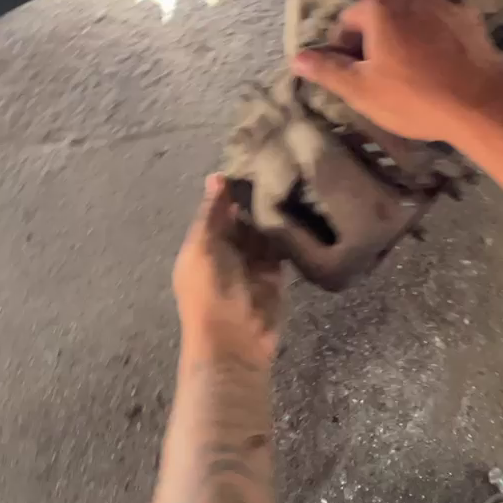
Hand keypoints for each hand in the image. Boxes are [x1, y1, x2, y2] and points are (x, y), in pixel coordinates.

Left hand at [173, 175, 284, 366]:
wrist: (234, 343)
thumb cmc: (209, 291)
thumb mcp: (202, 248)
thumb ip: (211, 213)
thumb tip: (216, 175)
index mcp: (202, 244)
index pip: (217, 209)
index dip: (230, 188)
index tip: (251, 160)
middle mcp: (226, 250)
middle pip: (242, 217)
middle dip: (254, 198)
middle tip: (277, 166)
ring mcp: (251, 263)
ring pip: (263, 230)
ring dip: (272, 214)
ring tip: (292, 180)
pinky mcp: (275, 274)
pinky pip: (281, 247)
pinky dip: (287, 232)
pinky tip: (300, 207)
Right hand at [291, 0, 502, 142]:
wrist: (482, 105)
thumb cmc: (413, 97)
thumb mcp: (361, 90)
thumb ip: (327, 69)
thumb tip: (297, 57)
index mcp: (380, 7)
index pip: (348, 22)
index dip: (346, 50)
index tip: (357, 77)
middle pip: (381, 17)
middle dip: (377, 43)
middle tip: (384, 79)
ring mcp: (444, 4)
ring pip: (412, 20)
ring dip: (407, 40)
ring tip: (415, 75)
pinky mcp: (470, 18)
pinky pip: (441, 25)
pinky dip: (436, 40)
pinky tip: (441, 68)